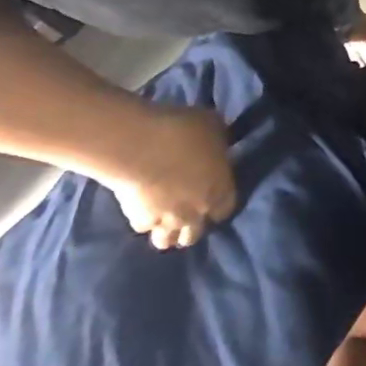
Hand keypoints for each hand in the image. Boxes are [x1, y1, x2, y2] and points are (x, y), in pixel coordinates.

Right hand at [102, 105, 237, 249]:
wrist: (140, 147)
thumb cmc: (183, 131)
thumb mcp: (213, 125)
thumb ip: (219, 142)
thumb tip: (218, 144)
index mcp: (219, 191)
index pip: (226, 209)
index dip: (219, 201)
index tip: (212, 190)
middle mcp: (196, 214)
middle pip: (195, 233)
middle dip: (192, 224)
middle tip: (185, 207)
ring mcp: (167, 223)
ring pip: (168, 239)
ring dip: (167, 231)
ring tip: (162, 215)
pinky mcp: (139, 222)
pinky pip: (144, 226)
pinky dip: (144, 219)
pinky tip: (141, 206)